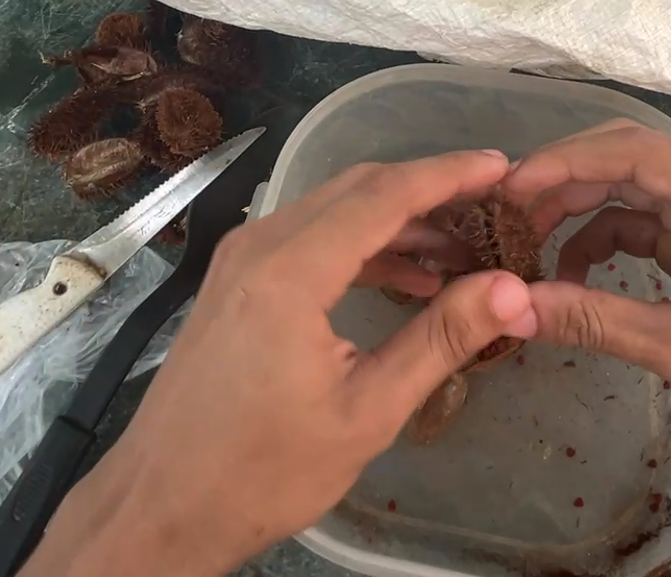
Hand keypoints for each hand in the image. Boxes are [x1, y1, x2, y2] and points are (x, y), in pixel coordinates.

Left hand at [21, 150, 537, 576]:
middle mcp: (262, 241)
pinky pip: (313, 236)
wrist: (158, 504)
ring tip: (462, 249)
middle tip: (492, 204)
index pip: (384, 195)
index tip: (502, 166)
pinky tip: (408, 278)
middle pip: (360, 188)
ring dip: (399, 220)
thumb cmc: (262, 470)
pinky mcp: (240, 273)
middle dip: (430, 190)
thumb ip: (440, 340)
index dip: (449, 174)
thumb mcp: (366, 412)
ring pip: (336, 208)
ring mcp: (244, 254)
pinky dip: (364, 245)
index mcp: (291, 269)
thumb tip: (512, 290)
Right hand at [508, 121, 670, 576]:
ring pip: (632, 193)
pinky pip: (644, 228)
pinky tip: (572, 278)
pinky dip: (603, 245)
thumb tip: (511, 307)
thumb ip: (595, 321)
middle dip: (566, 182)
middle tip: (508, 212)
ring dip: (579, 213)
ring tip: (529, 245)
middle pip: (630, 160)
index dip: (565, 163)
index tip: (509, 188)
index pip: (636, 152)